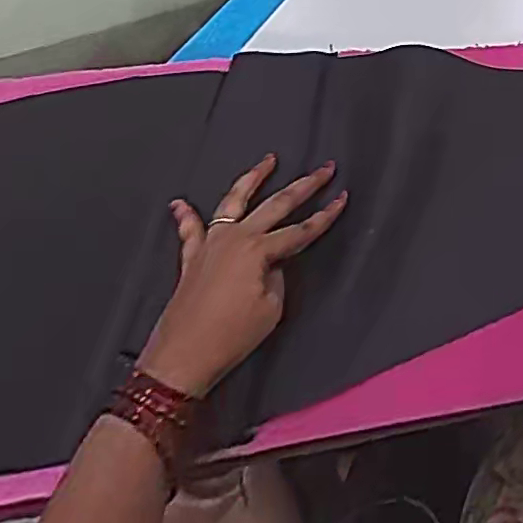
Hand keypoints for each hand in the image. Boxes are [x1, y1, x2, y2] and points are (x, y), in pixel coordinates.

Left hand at [137, 155, 347, 394]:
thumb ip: (277, 275)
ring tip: (268, 160)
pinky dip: (185, 215)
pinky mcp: (191, 258)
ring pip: (234, 200)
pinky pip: (190, 230)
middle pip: (277, 204)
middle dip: (305, 185)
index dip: (326, 214)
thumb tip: (271, 262)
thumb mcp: (271, 308)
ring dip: (253, 178)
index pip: (301, 228)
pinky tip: (179, 202)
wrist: (179, 361)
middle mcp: (236, 238)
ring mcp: (211, 244)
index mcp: (258, 250)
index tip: (343, 197)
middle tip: (325, 168)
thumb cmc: (231, 337)